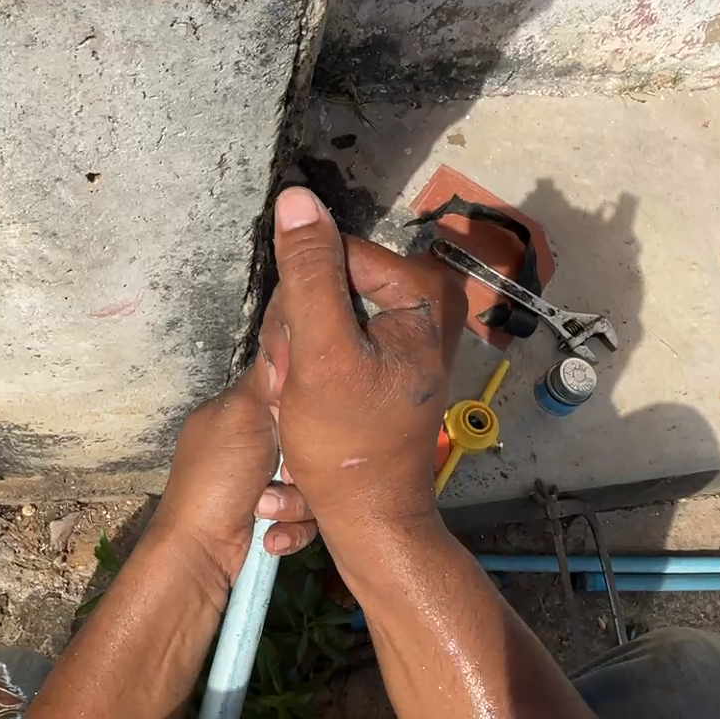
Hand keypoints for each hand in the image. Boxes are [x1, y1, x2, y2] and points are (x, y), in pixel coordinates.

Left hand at [146, 365, 319, 594]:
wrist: (201, 551)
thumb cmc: (215, 480)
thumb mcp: (239, 416)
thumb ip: (266, 380)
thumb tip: (288, 334)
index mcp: (237, 413)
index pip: (286, 392)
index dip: (305, 407)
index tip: (310, 422)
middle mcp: (250, 444)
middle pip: (309, 443)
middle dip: (302, 468)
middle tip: (283, 476)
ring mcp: (261, 482)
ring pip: (313, 484)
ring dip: (294, 503)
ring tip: (266, 510)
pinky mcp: (272, 517)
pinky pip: (306, 517)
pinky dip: (290, 529)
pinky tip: (269, 536)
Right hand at [260, 187, 463, 538]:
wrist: (370, 518)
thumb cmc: (350, 446)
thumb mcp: (322, 354)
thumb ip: (309, 275)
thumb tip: (296, 200)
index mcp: (424, 296)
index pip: (333, 256)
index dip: (300, 304)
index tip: (297, 357)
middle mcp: (422, 309)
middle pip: (326, 286)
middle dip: (298, 336)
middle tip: (299, 387)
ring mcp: (402, 338)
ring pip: (320, 317)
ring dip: (297, 359)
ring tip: (303, 403)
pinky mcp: (384, 363)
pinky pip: (328, 345)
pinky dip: (309, 373)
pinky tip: (309, 407)